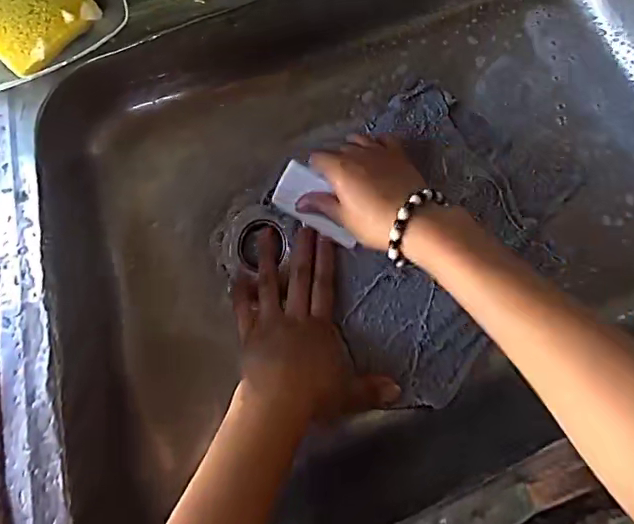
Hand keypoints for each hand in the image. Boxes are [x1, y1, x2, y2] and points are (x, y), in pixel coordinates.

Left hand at [232, 227, 398, 423]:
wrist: (275, 408)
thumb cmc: (313, 398)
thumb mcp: (348, 393)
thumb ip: (370, 387)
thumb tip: (396, 390)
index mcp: (320, 326)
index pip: (325, 285)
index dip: (326, 259)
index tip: (326, 235)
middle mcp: (295, 318)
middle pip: (300, 277)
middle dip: (303, 249)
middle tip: (303, 224)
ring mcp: (270, 324)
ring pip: (270, 284)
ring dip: (268, 258)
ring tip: (265, 233)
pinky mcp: (249, 336)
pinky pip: (244, 309)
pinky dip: (240, 292)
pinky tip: (237, 274)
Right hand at [301, 133, 428, 249]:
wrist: (415, 219)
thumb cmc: (375, 223)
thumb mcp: (345, 219)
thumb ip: (323, 205)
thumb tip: (301, 201)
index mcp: (339, 169)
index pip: (318, 157)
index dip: (314, 167)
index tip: (317, 179)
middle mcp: (357, 153)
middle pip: (338, 148)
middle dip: (332, 159)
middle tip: (335, 178)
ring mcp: (379, 150)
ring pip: (359, 139)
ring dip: (352, 147)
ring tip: (353, 163)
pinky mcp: (398, 152)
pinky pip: (383, 138)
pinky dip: (376, 142)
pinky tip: (376, 151)